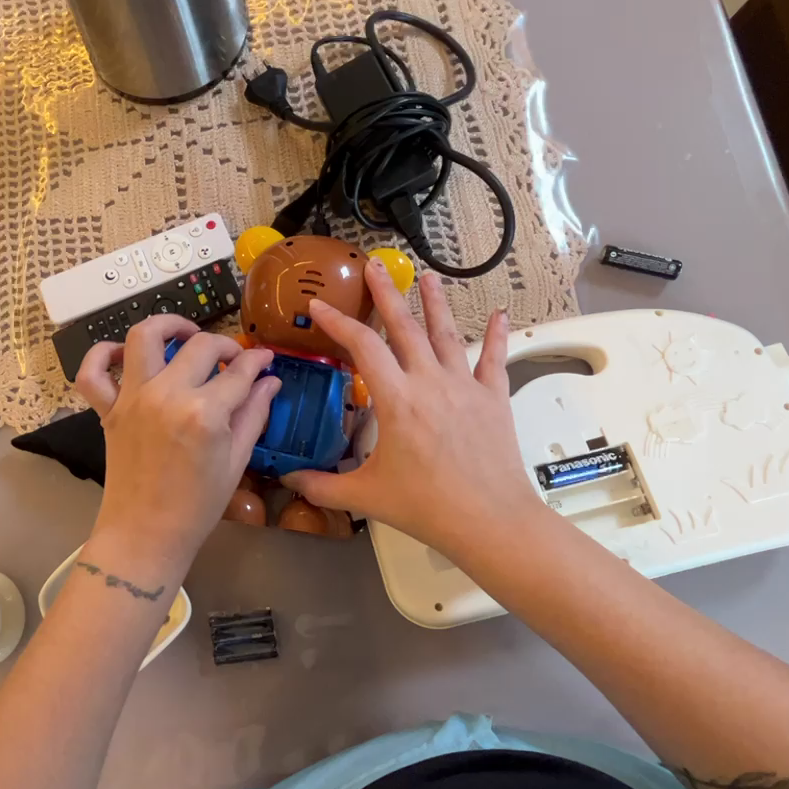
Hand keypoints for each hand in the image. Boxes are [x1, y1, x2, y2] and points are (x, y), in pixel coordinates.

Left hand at [75, 316, 280, 582]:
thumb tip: (270, 381)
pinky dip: (101, 355)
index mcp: (205, 413)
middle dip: (225, 345)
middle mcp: (166, 395)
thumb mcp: (236, 460)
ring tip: (185, 335)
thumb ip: (253, 414)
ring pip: (143, 336)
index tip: (265, 359)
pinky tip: (124, 355)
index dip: (257, 362)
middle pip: (200, 346)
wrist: (146, 533)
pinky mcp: (108, 410)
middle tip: (233, 359)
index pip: (238, 372)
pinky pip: (92, 371)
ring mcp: (132, 399)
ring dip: (167, 326)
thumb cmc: (198, 505)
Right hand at [282, 262, 547, 562]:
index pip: (362, 347)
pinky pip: (494, 360)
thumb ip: (321, 485)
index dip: (337, 323)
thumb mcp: (366, 497)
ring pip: (447, 334)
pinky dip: (496, 336)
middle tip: (374, 267)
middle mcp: (430, 383)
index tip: (319, 306)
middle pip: (404, 327)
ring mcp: (465, 387)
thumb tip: (288, 477)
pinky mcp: (493, 399)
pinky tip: (500, 315)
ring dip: (435, 303)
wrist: (490, 520)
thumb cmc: (426, 508)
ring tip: (427, 276)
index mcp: (397, 401)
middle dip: (386, 294)